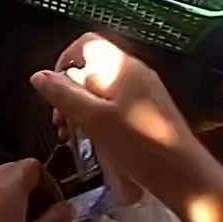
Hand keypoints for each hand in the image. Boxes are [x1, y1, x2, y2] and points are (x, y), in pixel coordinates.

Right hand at [28, 34, 213, 202]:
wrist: (184, 177)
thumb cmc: (139, 146)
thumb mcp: (94, 120)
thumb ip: (64, 95)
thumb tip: (38, 76)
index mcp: (122, 67)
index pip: (86, 44)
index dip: (63, 60)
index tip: (52, 90)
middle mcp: (134, 73)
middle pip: (91, 68)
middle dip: (68, 92)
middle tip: (59, 124)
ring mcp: (142, 92)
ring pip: (100, 90)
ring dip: (79, 109)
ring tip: (70, 137)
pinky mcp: (147, 112)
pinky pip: (114, 105)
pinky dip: (97, 118)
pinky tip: (91, 141)